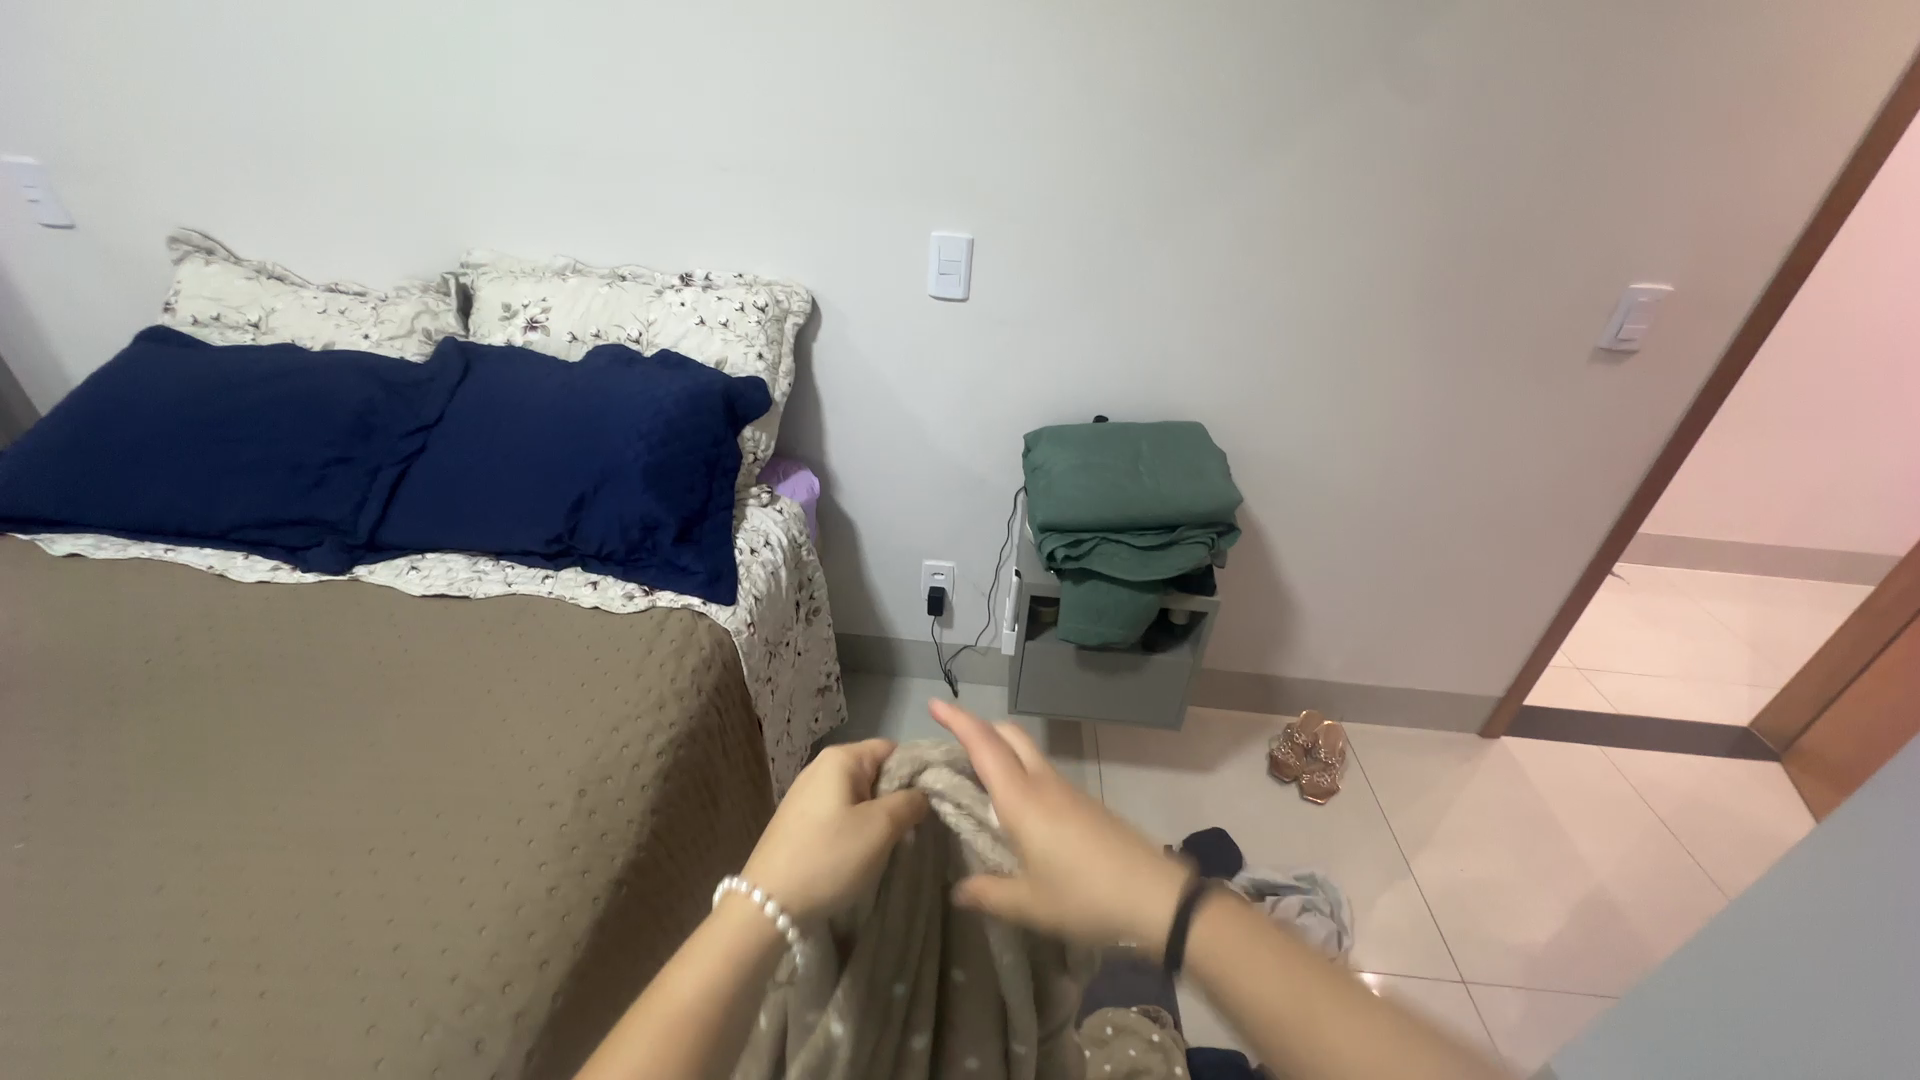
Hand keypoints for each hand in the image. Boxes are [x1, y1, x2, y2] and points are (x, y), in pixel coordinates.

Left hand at [739, 739, 928, 920]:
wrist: (768, 904)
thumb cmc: (829, 857)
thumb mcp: (881, 828)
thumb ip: (910, 802)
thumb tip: (921, 795)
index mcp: (841, 758)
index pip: (893, 750)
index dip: (916, 773)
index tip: (931, 804)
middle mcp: (820, 767)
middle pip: (875, 772)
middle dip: (896, 797)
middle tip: (913, 828)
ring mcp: (806, 794)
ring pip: (858, 796)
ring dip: (877, 817)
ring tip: (889, 845)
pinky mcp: (798, 820)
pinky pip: (840, 813)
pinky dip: (855, 828)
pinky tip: (859, 854)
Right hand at [931, 700, 1191, 955]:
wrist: (1157, 898)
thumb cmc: (1086, 898)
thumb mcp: (1030, 905)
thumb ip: (989, 893)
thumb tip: (957, 891)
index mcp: (1022, 799)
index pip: (984, 745)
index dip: (957, 720)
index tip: (933, 703)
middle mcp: (1044, 784)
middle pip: (1009, 735)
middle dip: (979, 729)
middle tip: (952, 746)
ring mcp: (1068, 791)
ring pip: (1028, 753)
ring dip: (1000, 752)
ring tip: (976, 781)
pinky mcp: (1085, 804)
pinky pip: (1043, 774)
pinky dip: (1020, 774)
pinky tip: (1016, 810)